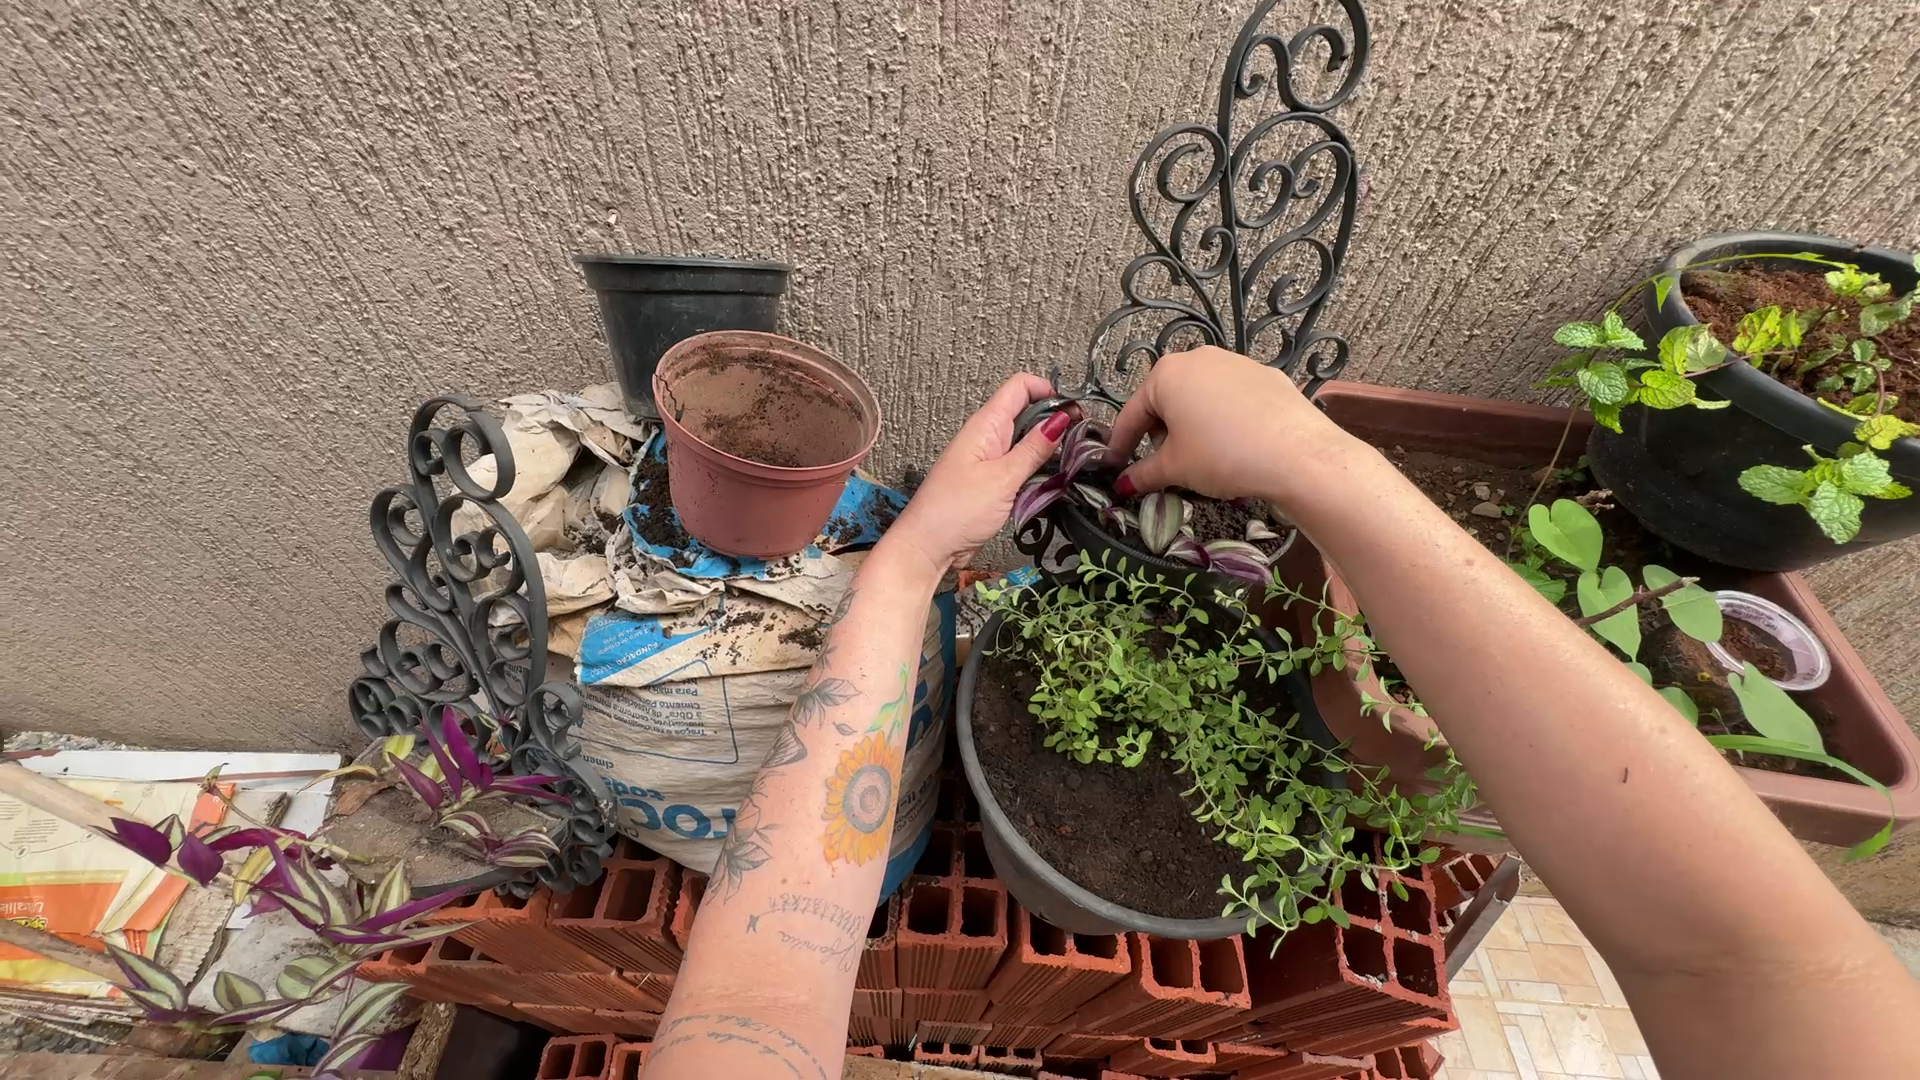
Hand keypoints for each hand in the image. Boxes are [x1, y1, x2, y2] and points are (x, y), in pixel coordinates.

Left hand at [884, 374, 1070, 574]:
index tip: (1074, 409)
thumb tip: (1060, 420)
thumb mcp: (1003, 478)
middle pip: (1028, 414)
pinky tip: (1050, 484)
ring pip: (1026, 444)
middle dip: (1055, 424)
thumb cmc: (953, 512)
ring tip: (1069, 465)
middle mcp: (987, 438)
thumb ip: (1033, 449)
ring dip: (1048, 453)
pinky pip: (1020, 469)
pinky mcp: (991, 483)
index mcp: (985, 426)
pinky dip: (1037, 474)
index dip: (1049, 390)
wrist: (927, 548)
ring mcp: (989, 461)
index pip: (1019, 387)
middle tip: (1079, 442)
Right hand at [1106, 345, 1352, 501]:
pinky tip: (1232, 446)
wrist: (1298, 454)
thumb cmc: (1221, 455)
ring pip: (1198, 398)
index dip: (1120, 446)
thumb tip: (1123, 486)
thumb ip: (1142, 474)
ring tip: (1200, 458)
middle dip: (1158, 434)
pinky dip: (1221, 420)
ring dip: (1189, 427)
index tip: (1114, 468)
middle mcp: (1197, 358)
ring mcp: (1235, 362)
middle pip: (1164, 402)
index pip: (1131, 415)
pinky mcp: (1265, 376)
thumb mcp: (1174, 468)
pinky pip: (1229, 399)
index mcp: (1166, 374)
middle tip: (1163, 466)